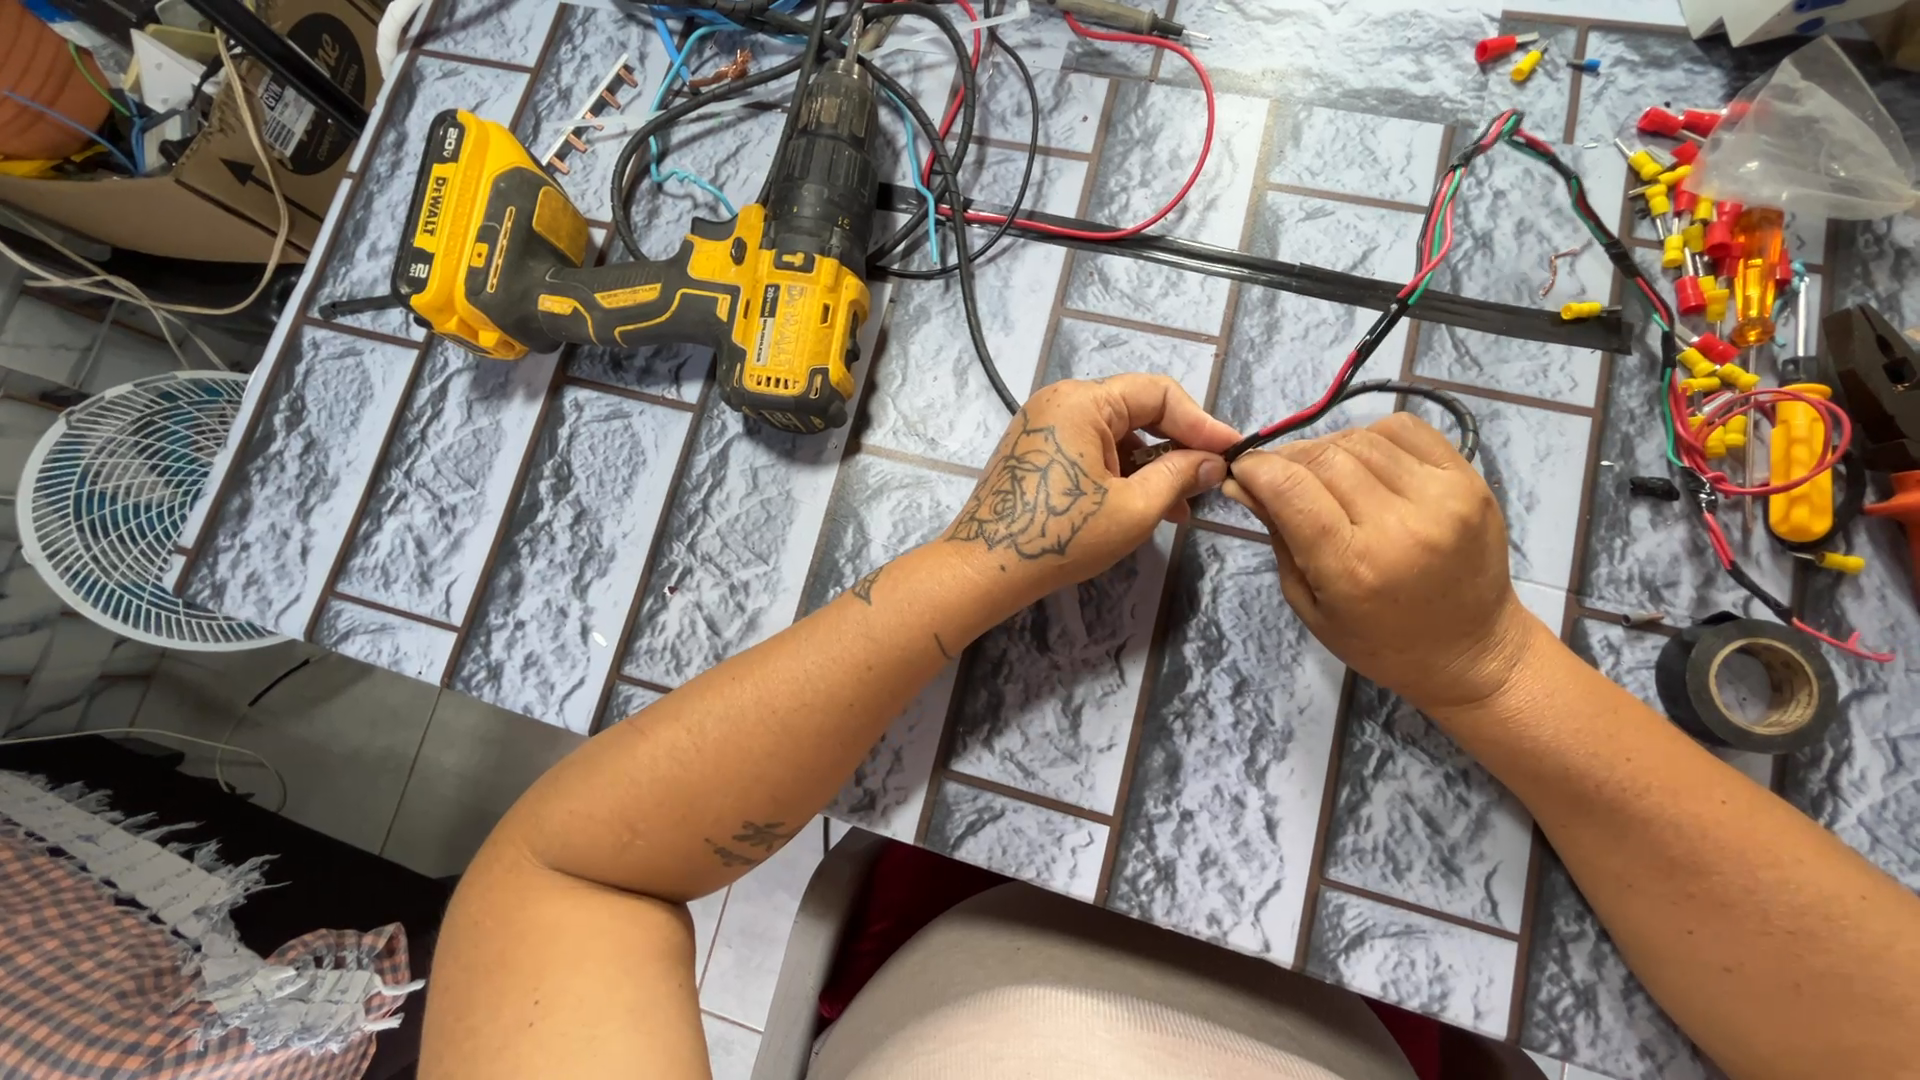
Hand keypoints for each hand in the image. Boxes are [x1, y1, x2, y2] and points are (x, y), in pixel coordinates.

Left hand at [943, 374, 1239, 604]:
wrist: (984, 567)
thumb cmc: (1060, 536)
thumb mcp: (1134, 508)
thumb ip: (1179, 475)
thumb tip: (1213, 461)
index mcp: (1083, 401)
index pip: (1158, 393)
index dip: (1201, 422)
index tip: (1231, 450)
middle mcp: (1060, 401)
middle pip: (1136, 411)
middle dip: (1176, 446)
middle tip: (1207, 480)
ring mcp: (1043, 426)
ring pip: (1115, 435)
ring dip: (1149, 465)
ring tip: (1178, 507)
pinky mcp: (1036, 451)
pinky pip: (1090, 450)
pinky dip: (1119, 473)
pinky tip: (1142, 504)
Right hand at [1223, 412, 1543, 711]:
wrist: (1469, 652)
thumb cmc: (1376, 640)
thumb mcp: (1308, 601)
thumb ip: (1278, 536)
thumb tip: (1242, 483)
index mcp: (1353, 566)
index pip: (1290, 488)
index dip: (1255, 469)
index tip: (1241, 471)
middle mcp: (1400, 524)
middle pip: (1322, 456)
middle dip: (1286, 458)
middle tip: (1276, 475)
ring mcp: (1442, 497)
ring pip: (1360, 438)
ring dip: (1326, 447)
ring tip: (1320, 472)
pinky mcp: (1470, 480)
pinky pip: (1405, 429)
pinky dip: (1371, 437)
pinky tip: (1364, 463)